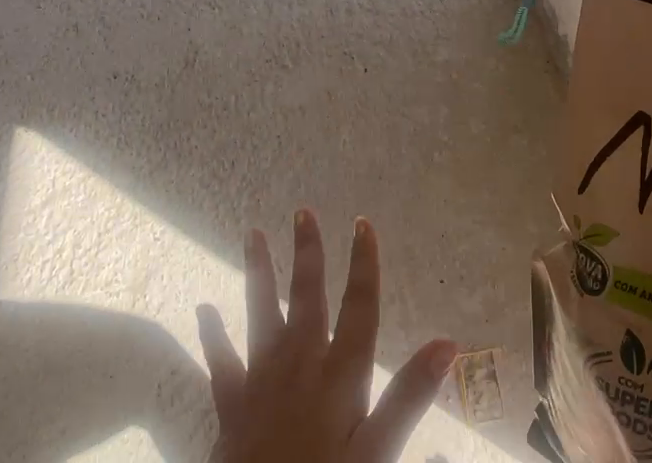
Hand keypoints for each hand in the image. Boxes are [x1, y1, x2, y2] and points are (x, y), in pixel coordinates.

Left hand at [198, 211, 456, 462]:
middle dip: (308, 254)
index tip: (363, 224)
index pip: (359, 307)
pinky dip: (213, 334)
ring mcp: (261, 380)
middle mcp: (300, 364)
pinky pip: (220, 361)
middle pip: (306, 298)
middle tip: (303, 212)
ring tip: (252, 235)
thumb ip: (409, 395)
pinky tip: (204, 309)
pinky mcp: (231, 404)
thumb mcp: (378, 449)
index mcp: (340, 372)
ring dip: (259, 273)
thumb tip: (448, 342)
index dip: (364, 264)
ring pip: (260, 314)